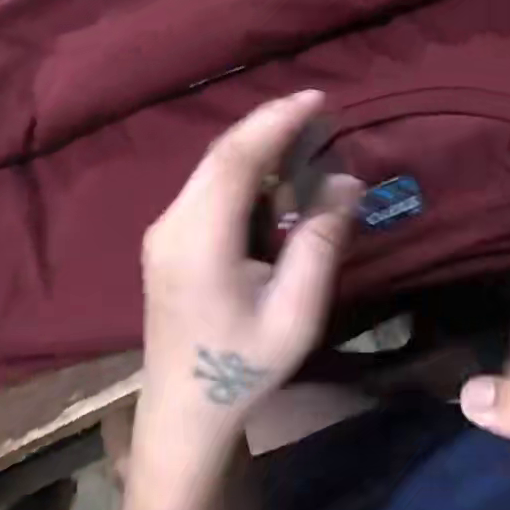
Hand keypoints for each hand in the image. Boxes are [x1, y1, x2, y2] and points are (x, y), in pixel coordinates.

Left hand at [137, 91, 363, 455]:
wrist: (184, 411)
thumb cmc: (243, 368)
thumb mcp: (296, 312)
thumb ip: (320, 242)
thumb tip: (345, 180)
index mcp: (198, 239)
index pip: (237, 158)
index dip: (276, 121)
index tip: (317, 99)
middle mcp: (172, 222)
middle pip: (221, 155)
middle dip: (270, 127)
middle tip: (318, 115)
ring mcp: (164, 229)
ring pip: (212, 168)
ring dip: (257, 149)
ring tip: (303, 142)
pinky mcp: (167, 238)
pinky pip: (207, 188)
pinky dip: (243, 173)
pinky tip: (273, 182)